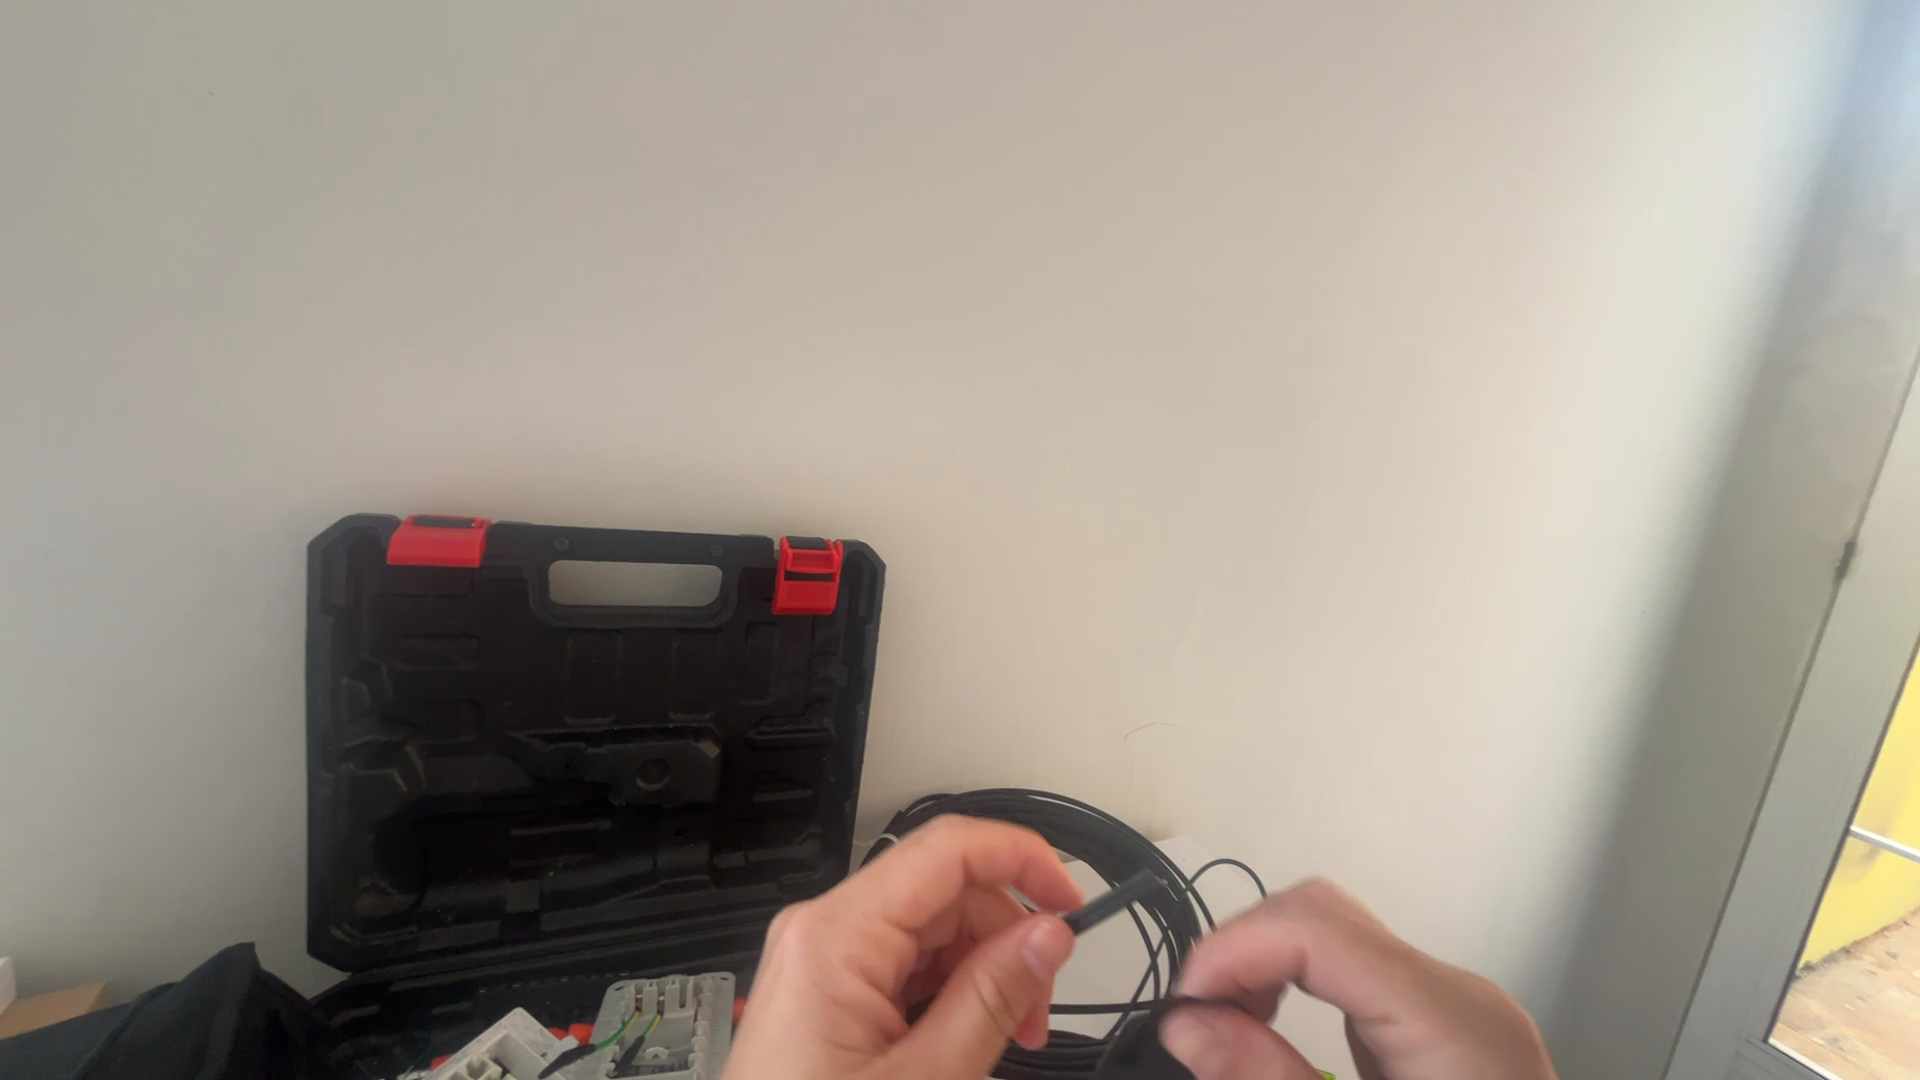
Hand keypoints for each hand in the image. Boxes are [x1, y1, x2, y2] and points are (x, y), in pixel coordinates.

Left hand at [723, 816, 1083, 1079]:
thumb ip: (990, 999)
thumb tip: (1048, 934)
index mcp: (835, 935)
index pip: (946, 848)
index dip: (1018, 856)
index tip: (1069, 898)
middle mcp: (823, 928)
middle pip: (943, 888)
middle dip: (1004, 933)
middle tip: (1040, 1005)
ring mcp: (822, 954)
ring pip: (930, 923)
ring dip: (983, 964)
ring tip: (1010, 1031)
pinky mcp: (828, 983)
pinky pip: (906, 957)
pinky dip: (950, 985)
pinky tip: (970, 1030)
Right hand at [1163, 879, 1555, 1079]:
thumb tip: (1184, 1022)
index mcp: (1457, 1028)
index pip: (1319, 929)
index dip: (1235, 949)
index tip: (1183, 1003)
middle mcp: (1458, 995)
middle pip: (1320, 913)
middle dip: (1242, 952)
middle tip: (1198, 1018)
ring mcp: (1450, 1002)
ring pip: (1325, 926)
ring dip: (1259, 963)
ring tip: (1225, 1024)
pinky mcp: (1434, 1018)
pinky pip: (1343, 960)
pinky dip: (1288, 978)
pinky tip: (1267, 1023)